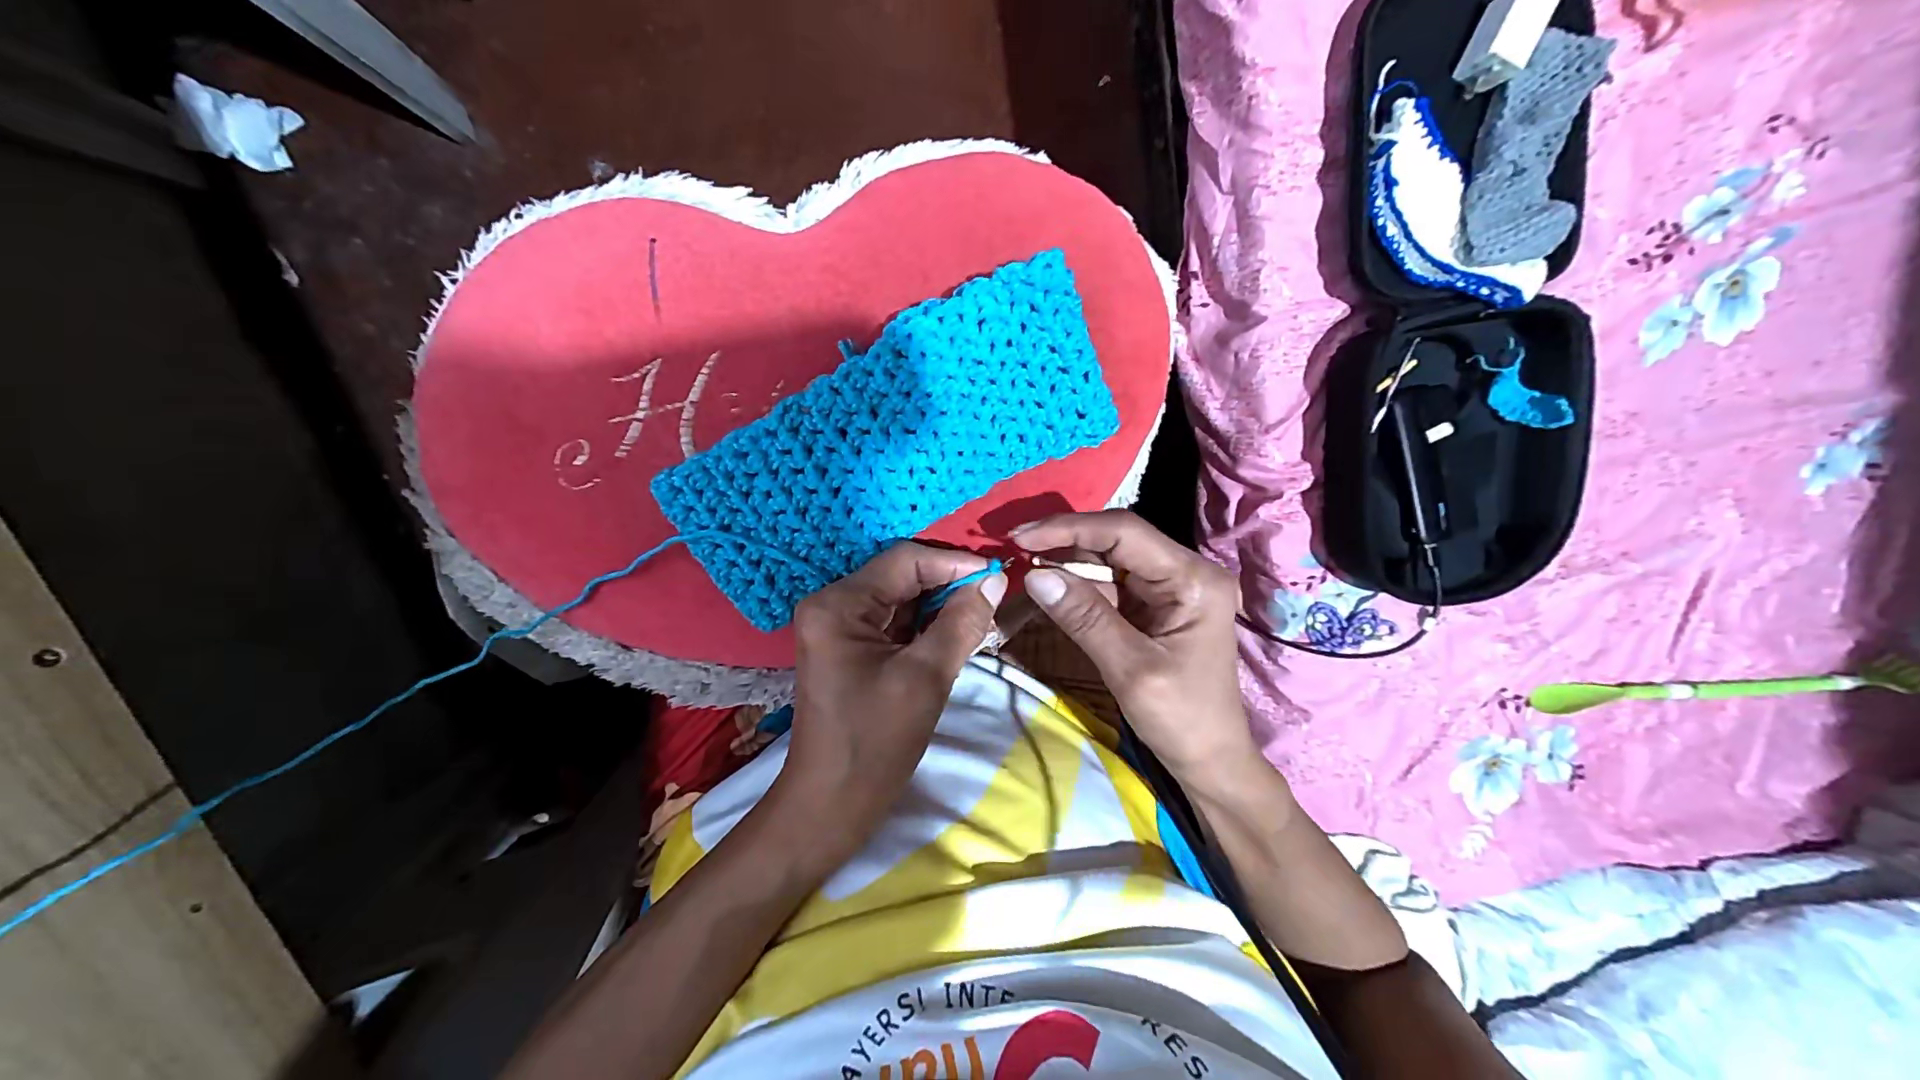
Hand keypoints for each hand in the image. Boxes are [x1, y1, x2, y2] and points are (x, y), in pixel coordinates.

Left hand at [784, 542, 1006, 859]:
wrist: (831, 804)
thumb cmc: (875, 743)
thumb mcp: (925, 678)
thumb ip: (961, 623)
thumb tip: (995, 581)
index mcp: (837, 604)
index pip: (904, 560)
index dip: (953, 562)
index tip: (998, 574)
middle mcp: (831, 604)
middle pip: (900, 575)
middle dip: (948, 582)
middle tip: (994, 594)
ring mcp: (836, 626)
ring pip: (899, 597)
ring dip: (940, 603)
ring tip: (981, 612)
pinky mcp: (848, 646)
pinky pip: (892, 621)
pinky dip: (925, 623)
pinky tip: (955, 630)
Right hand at [1011, 511, 1256, 789]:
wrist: (1210, 760)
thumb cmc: (1181, 718)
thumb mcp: (1129, 669)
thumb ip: (1084, 617)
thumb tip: (1035, 575)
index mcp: (1193, 579)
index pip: (1125, 532)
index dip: (1069, 528)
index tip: (1022, 537)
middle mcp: (1185, 571)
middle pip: (1117, 539)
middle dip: (1065, 541)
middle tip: (1015, 547)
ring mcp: (1172, 587)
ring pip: (1111, 558)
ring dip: (1068, 561)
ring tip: (1024, 563)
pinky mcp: (1156, 605)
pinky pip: (1112, 583)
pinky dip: (1079, 584)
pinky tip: (1050, 585)